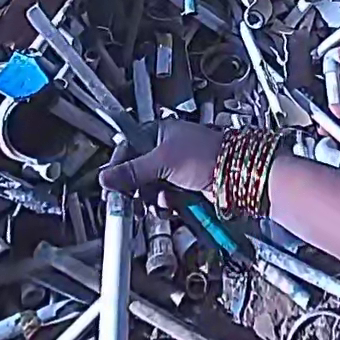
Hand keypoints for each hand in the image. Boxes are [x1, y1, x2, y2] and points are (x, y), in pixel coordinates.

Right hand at [98, 120, 221, 194]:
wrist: (234, 174)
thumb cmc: (205, 155)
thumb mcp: (163, 161)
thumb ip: (132, 171)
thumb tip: (105, 176)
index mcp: (158, 133)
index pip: (127, 149)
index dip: (118, 167)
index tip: (111, 184)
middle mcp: (164, 150)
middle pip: (136, 173)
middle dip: (135, 188)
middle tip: (131, 199)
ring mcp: (174, 170)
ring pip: (149, 190)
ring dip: (152, 200)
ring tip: (160, 200)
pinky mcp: (183, 188)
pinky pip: (163, 200)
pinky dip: (165, 206)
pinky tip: (172, 205)